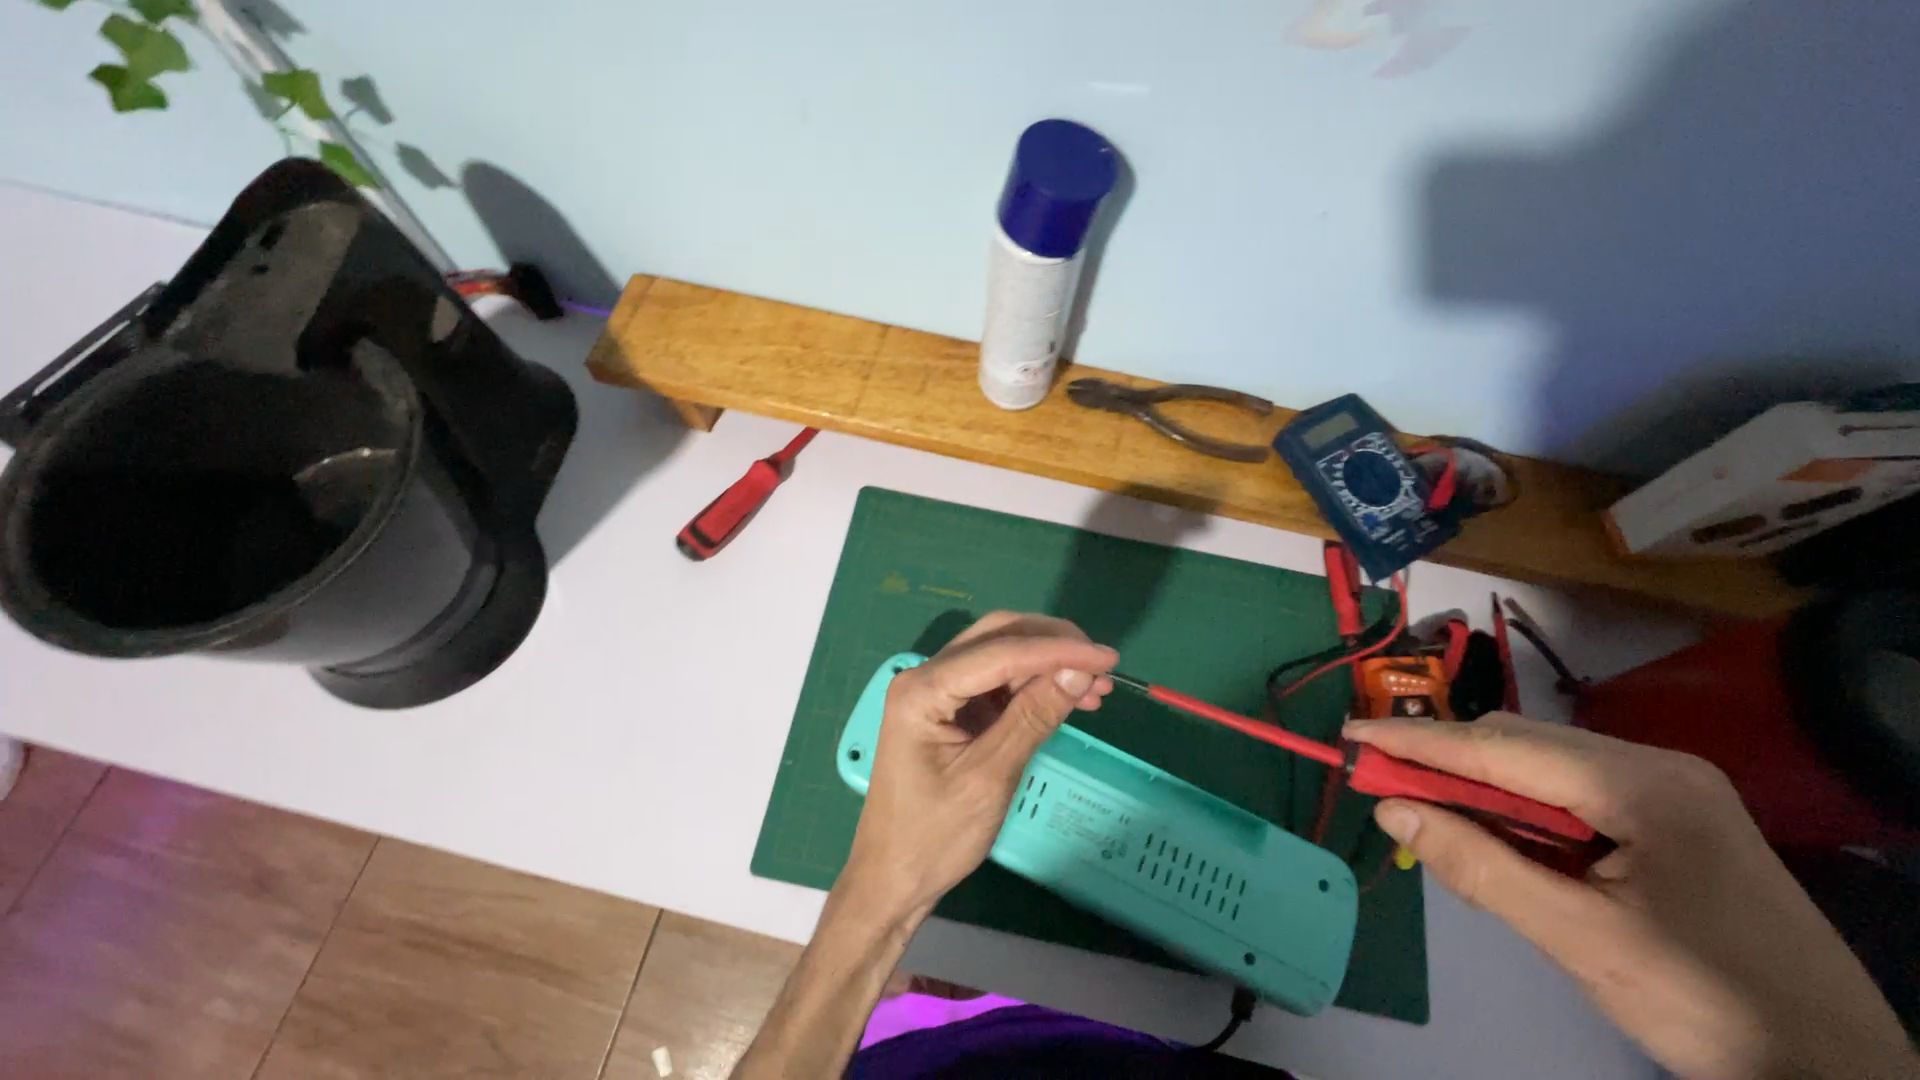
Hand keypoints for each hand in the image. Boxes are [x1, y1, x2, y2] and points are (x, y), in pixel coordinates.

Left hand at [840, 613, 1117, 923]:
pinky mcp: (951, 712)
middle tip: (1102, 665)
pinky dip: (1034, 686)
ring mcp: (937, 694)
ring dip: (1047, 665)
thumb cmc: (935, 836)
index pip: (1001, 652)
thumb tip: (1079, 670)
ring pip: (1000, 657)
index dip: (1058, 649)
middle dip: (1052, 644)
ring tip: (1096, 686)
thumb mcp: (990, 776)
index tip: (1109, 657)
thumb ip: (1033, 717)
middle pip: (997, 638)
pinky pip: (997, 684)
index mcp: (923, 689)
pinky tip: (1068, 699)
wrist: (894, 879)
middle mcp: (925, 678)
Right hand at [1347, 713, 1915, 1079]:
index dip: (1418, 741)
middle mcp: (1655, 765)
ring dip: (1479, 786)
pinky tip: (1498, 837)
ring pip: (1540, 764)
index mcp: (1641, 785)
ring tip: (1429, 814)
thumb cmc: (1704, 1002)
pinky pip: (1569, 790)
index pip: (1500, 749)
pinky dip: (1519, 808)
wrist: (1837, 1069)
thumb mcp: (1577, 939)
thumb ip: (1478, 867)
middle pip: (1519, 744)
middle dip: (1445, 762)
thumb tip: (1391, 808)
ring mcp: (1668, 787)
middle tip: (1382, 786)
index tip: (1351, 733)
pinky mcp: (1672, 815)